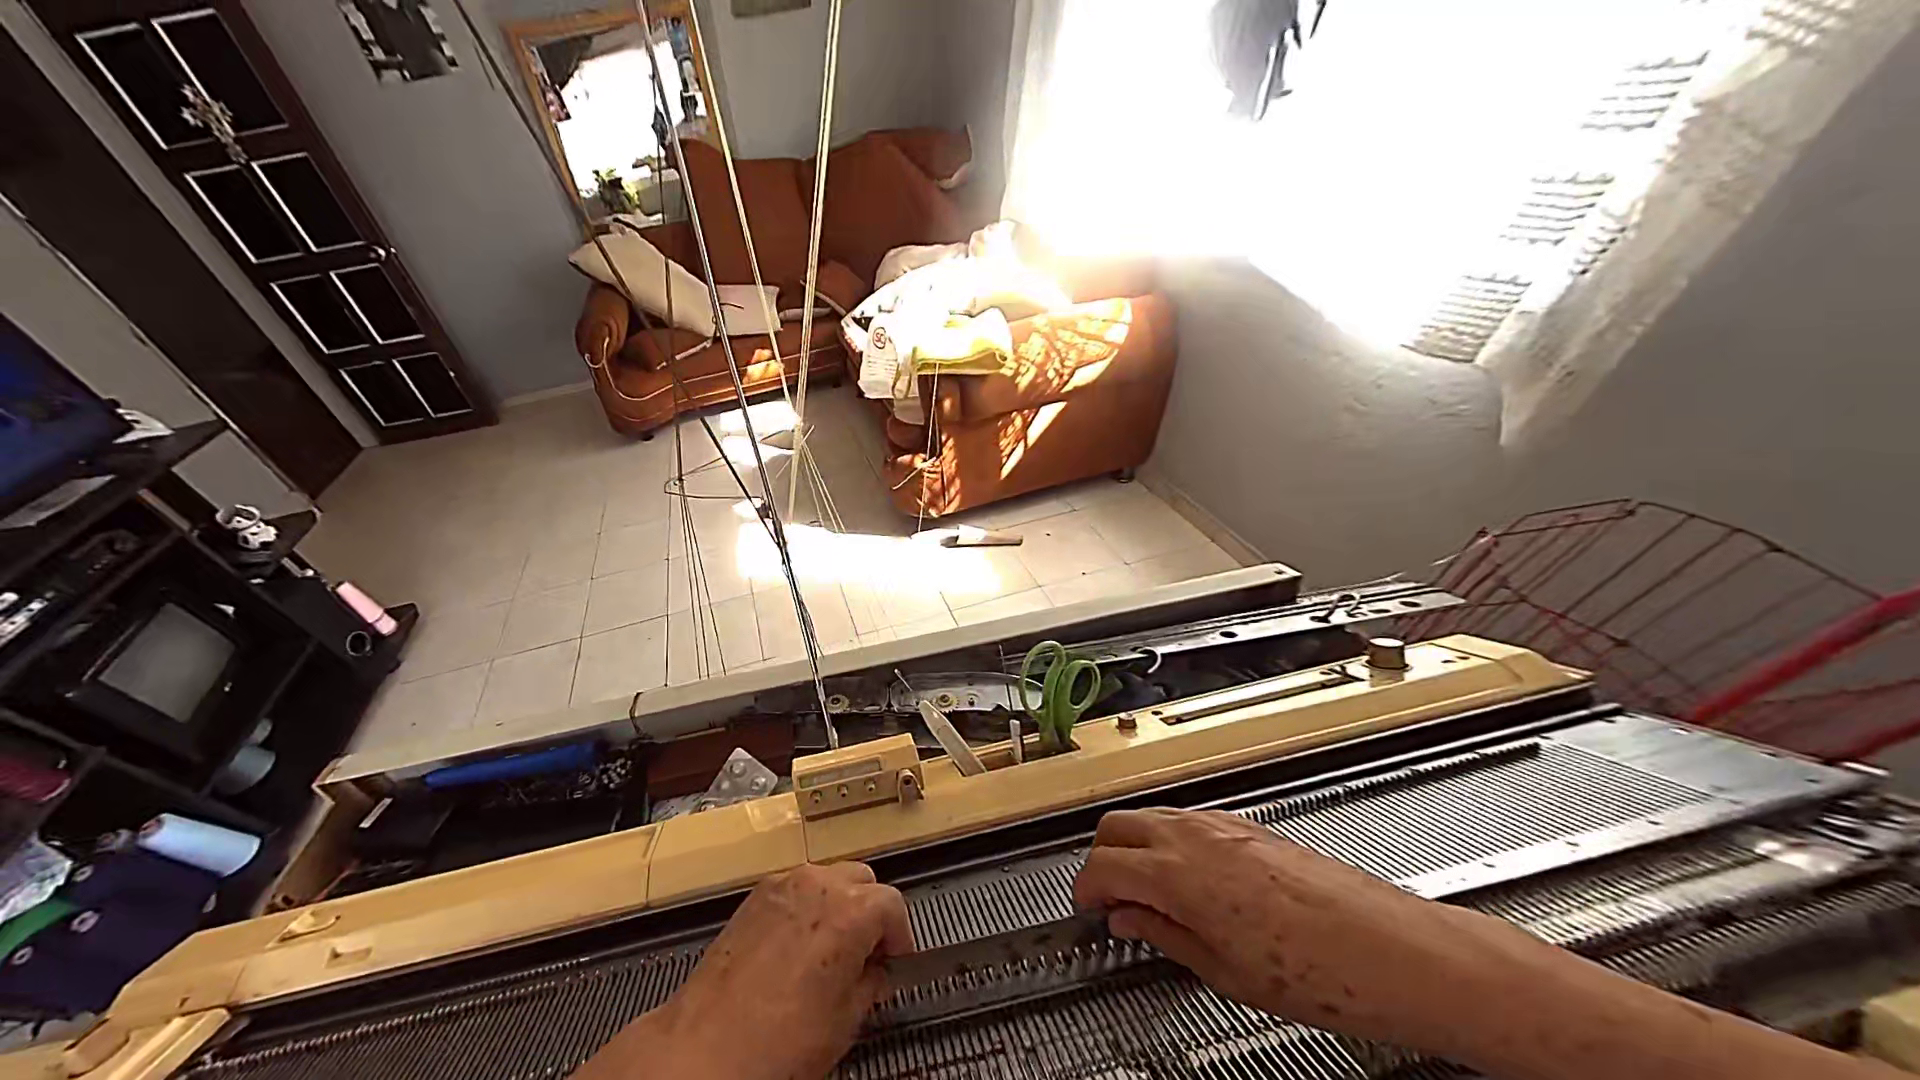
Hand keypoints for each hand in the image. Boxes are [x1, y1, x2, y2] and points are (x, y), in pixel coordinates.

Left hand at [575, 862, 911, 1079]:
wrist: (705, 1048)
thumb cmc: (779, 1041)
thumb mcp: (846, 1019)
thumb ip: (872, 982)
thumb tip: (877, 971)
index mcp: (851, 911)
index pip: (893, 905)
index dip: (899, 936)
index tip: (895, 962)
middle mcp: (820, 884)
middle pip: (863, 881)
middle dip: (871, 914)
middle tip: (867, 954)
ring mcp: (785, 884)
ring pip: (830, 879)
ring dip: (840, 905)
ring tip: (831, 950)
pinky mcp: (757, 895)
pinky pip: (797, 889)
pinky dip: (808, 906)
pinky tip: (798, 947)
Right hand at [1072, 808, 1526, 1053]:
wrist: (1392, 950)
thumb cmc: (1323, 968)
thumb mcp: (1223, 971)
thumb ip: (1163, 935)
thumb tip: (1130, 922)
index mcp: (1179, 873)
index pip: (1102, 865)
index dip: (1085, 889)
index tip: (1088, 908)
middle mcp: (1194, 836)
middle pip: (1115, 824)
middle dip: (1100, 858)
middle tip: (1109, 897)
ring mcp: (1221, 825)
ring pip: (1149, 815)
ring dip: (1134, 845)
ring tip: (1147, 891)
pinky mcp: (1246, 825)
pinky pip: (1185, 819)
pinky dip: (1167, 840)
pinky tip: (1186, 879)